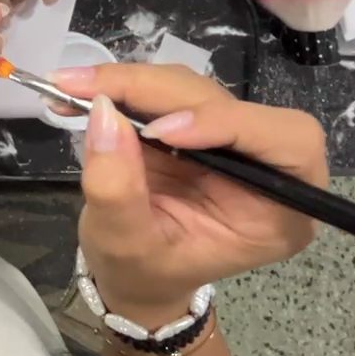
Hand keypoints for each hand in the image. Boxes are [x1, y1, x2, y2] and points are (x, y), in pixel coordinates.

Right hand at [53, 63, 326, 324]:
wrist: (132, 273)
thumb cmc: (142, 272)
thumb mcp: (125, 242)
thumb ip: (117, 187)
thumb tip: (104, 113)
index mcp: (277, 210)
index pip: (285, 141)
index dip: (225, 122)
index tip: (157, 131)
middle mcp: (262, 165)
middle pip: (220, 102)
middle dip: (148, 90)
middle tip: (80, 89)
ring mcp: (223, 138)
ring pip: (184, 86)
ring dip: (125, 82)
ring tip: (68, 90)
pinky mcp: (187, 121)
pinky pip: (157, 88)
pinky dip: (115, 86)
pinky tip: (78, 94)